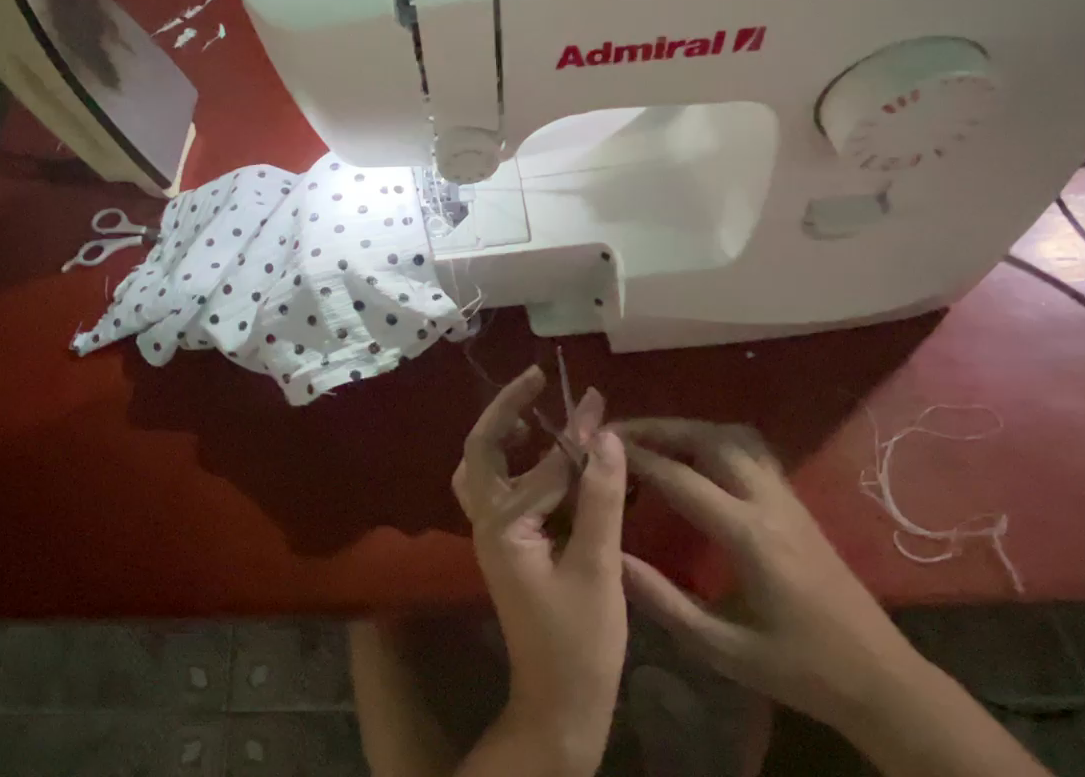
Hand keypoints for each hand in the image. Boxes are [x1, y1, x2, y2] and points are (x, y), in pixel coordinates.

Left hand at [452, 366, 630, 776]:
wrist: (560, 703)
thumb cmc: (580, 642)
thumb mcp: (597, 567)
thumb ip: (599, 498)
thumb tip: (604, 435)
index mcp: (502, 527)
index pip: (531, 462)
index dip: (568, 430)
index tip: (595, 398)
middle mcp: (487, 524)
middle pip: (480, 453)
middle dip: (504, 413)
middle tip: (534, 381)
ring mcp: (495, 536)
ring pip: (486, 471)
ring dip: (507, 437)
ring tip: (541, 411)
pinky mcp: (510, 547)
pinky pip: (505, 491)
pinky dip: (523, 466)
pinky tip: (556, 460)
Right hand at [615, 420, 929, 732]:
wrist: (881, 679)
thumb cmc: (800, 669)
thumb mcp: (723, 648)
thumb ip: (664, 602)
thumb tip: (612, 557)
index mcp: (751, 538)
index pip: (682, 479)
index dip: (636, 458)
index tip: (595, 446)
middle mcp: (771, 505)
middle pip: (712, 440)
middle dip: (660, 429)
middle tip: (618, 434)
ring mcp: (789, 500)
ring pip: (736, 438)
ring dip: (690, 429)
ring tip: (652, 441)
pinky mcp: (797, 505)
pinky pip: (753, 452)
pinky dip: (715, 441)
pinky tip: (694, 459)